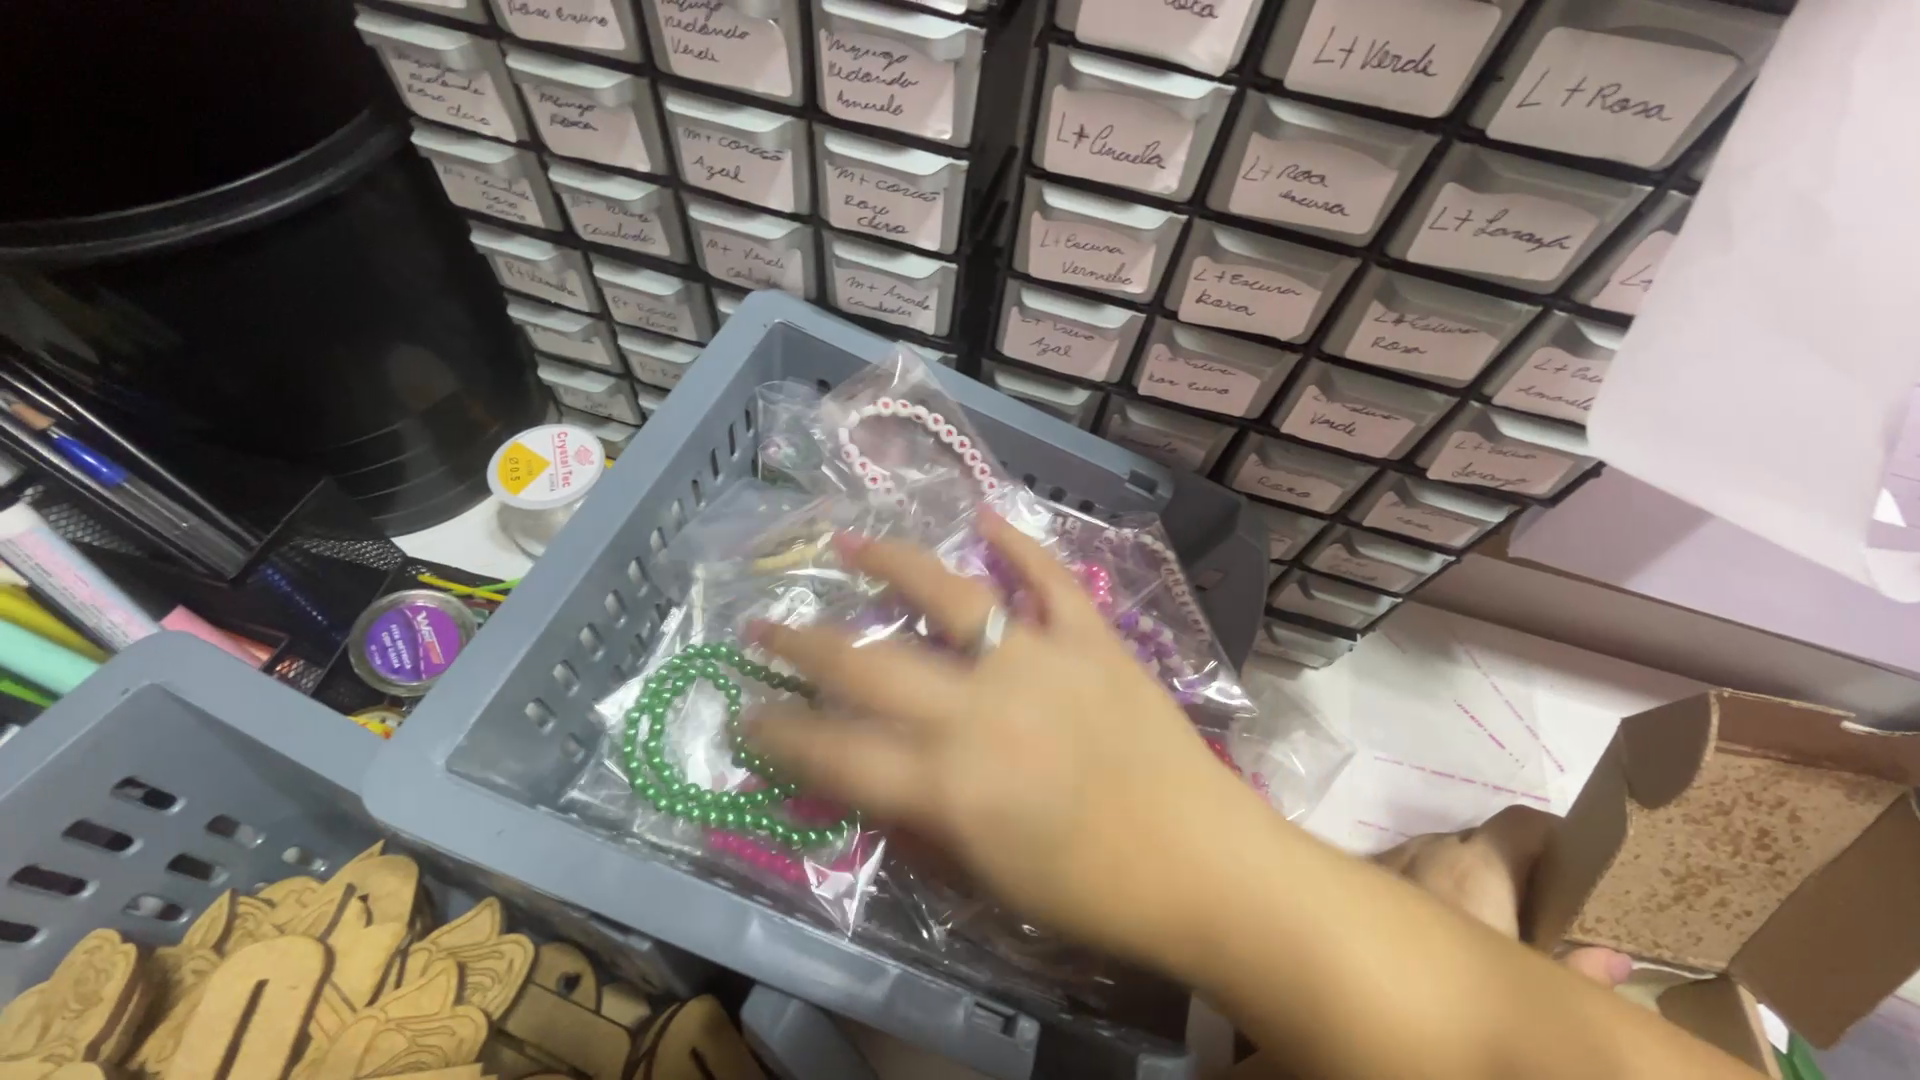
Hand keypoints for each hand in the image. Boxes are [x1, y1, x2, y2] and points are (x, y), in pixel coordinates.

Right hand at [744, 511, 1252, 960]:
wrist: (1204, 868)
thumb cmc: (1092, 894)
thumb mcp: (984, 880)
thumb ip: (917, 824)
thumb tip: (865, 784)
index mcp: (948, 785)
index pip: (834, 752)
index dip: (780, 732)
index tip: (748, 711)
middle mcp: (980, 711)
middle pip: (869, 664)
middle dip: (803, 644)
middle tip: (764, 625)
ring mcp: (1040, 664)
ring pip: (950, 597)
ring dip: (892, 564)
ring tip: (850, 540)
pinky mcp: (1094, 641)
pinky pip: (1050, 581)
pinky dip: (1019, 545)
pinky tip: (985, 518)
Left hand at [1374, 805, 1632, 987]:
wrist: (1338, 969)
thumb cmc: (1445, 981)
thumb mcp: (1526, 987)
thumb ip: (1577, 975)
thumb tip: (1615, 960)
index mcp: (1476, 866)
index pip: (1524, 822)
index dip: (1554, 836)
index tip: (1579, 863)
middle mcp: (1429, 848)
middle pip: (1480, 842)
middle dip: (1509, 868)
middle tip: (1536, 909)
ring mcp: (1388, 857)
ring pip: (1437, 855)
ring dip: (1461, 878)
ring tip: (1482, 921)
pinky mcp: (1359, 874)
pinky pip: (1403, 869)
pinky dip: (1423, 886)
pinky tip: (1429, 924)